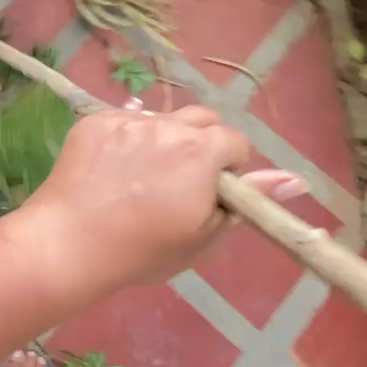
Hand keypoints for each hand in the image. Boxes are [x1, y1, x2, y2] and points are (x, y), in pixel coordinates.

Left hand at [19, 104, 306, 290]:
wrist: (71, 240)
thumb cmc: (144, 249)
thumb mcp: (205, 233)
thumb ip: (248, 200)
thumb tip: (295, 179)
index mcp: (200, 152)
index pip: (234, 141)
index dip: (230, 167)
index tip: (214, 191)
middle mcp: (165, 124)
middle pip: (200, 119)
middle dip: (203, 143)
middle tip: (184, 180)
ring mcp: (126, 119)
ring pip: (161, 117)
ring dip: (164, 138)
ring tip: (146, 175)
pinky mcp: (94, 120)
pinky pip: (124, 118)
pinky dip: (129, 137)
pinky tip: (116, 167)